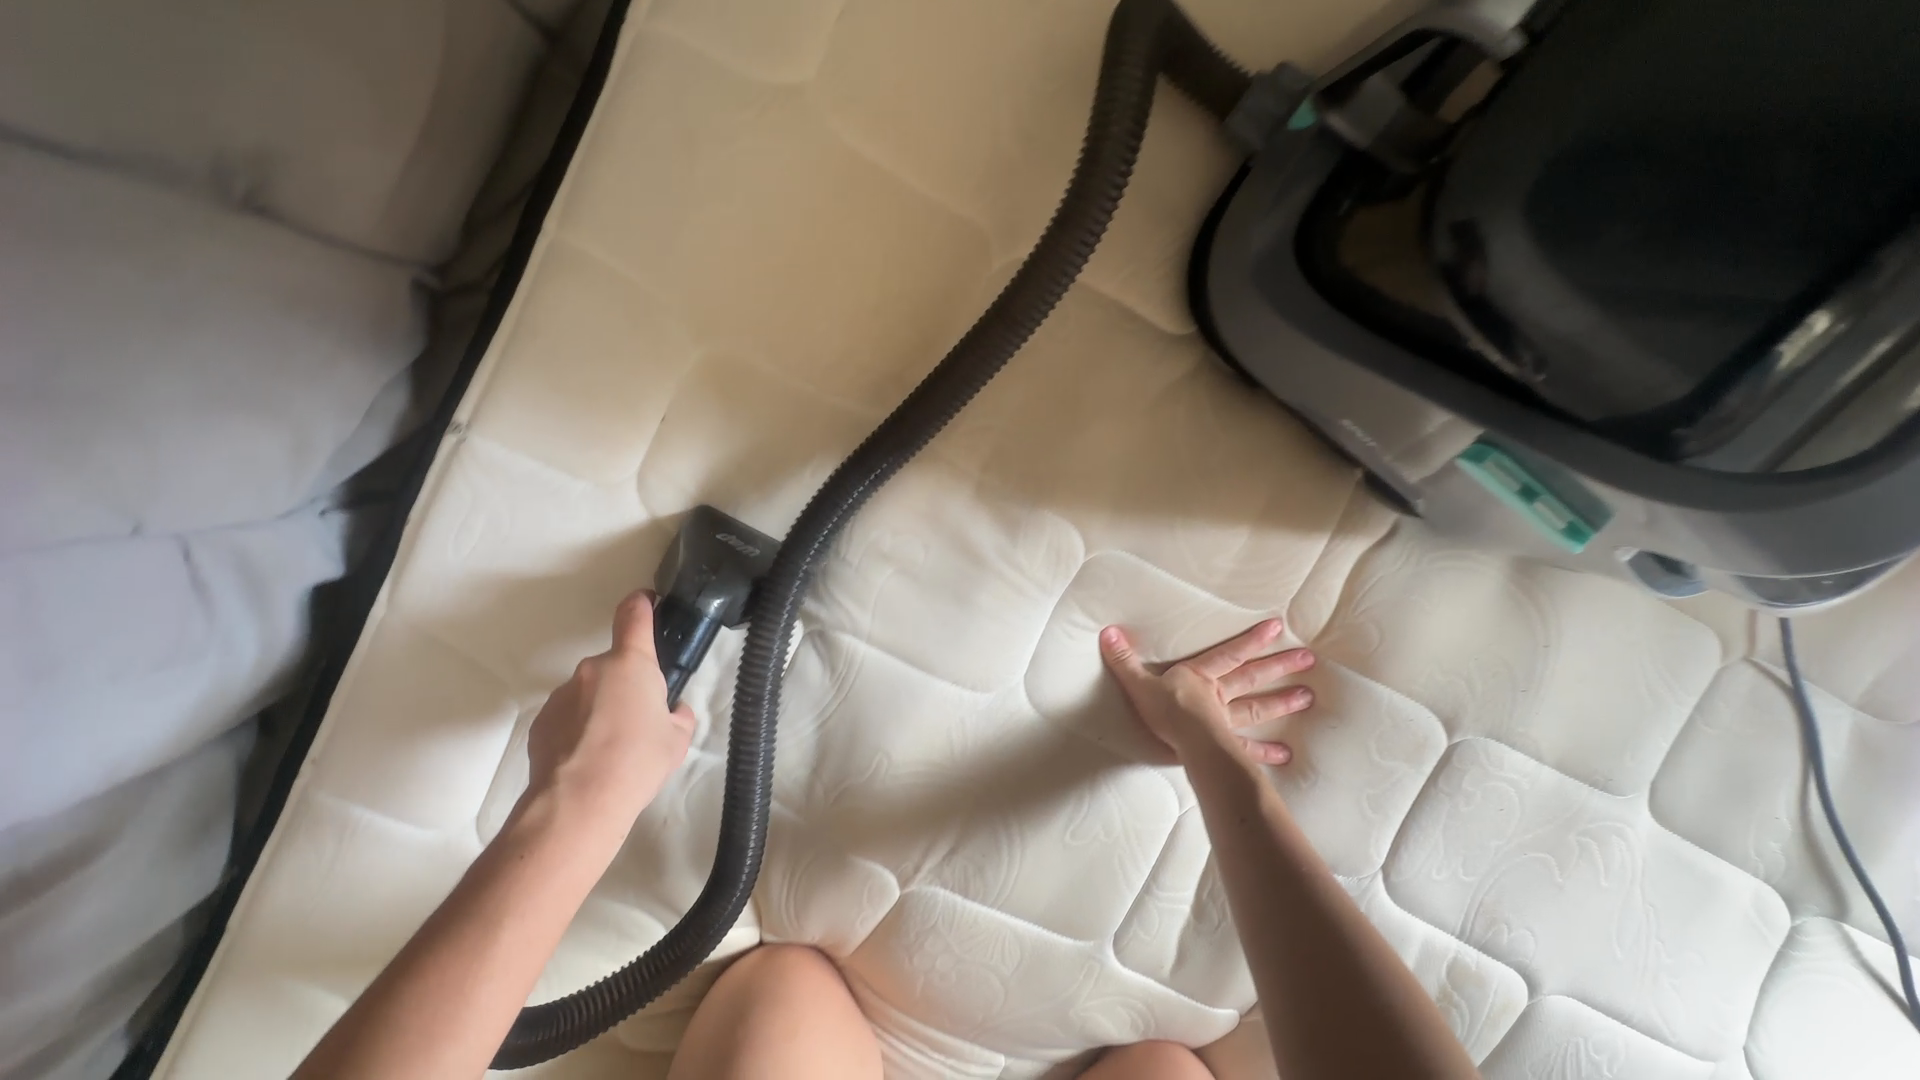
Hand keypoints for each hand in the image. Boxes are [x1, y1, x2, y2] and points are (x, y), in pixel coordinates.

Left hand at [521, 590, 696, 833]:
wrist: (580, 801)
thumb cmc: (638, 761)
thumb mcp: (677, 739)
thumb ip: (678, 715)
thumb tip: (673, 712)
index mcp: (632, 664)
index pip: (634, 616)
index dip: (642, 603)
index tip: (647, 600)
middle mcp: (593, 669)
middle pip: (616, 665)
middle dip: (628, 686)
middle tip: (641, 721)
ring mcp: (562, 695)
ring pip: (590, 693)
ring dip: (602, 709)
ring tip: (612, 750)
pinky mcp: (541, 722)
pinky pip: (568, 717)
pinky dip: (579, 731)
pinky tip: (588, 760)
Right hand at [1099, 618, 1314, 766]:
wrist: (1183, 741)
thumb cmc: (1163, 710)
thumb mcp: (1138, 682)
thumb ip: (1124, 660)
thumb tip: (1108, 632)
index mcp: (1199, 677)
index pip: (1229, 652)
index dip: (1252, 640)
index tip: (1278, 627)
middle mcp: (1217, 695)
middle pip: (1252, 677)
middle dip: (1279, 667)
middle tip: (1308, 660)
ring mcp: (1224, 721)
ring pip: (1257, 708)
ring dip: (1282, 703)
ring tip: (1307, 697)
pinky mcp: (1224, 745)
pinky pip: (1247, 747)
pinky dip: (1265, 751)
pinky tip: (1285, 754)